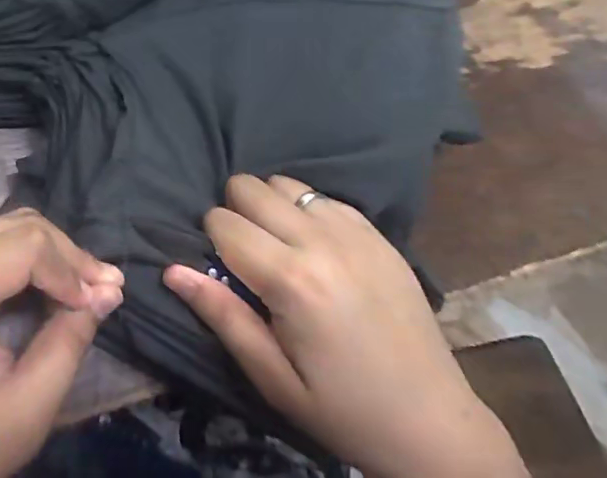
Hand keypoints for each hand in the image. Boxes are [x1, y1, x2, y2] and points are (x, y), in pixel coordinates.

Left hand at [0, 210, 124, 477]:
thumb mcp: (23, 409)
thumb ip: (69, 344)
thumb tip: (109, 293)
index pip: (30, 245)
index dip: (72, 270)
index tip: (102, 304)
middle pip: (23, 226)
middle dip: (69, 255)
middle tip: (107, 289)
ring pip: (11, 227)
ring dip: (53, 253)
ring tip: (88, 287)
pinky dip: (31, 258)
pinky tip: (55, 285)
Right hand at [164, 175, 525, 477]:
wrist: (434, 424)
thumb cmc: (343, 410)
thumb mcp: (273, 378)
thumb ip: (222, 316)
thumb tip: (172, 269)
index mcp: (290, 280)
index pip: (223, 222)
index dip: (213, 242)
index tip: (226, 270)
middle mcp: (320, 241)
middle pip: (249, 185)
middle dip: (236, 212)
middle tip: (249, 255)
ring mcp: (354, 232)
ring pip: (285, 182)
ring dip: (271, 206)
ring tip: (282, 247)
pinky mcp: (378, 233)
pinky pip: (323, 196)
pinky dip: (307, 211)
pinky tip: (318, 248)